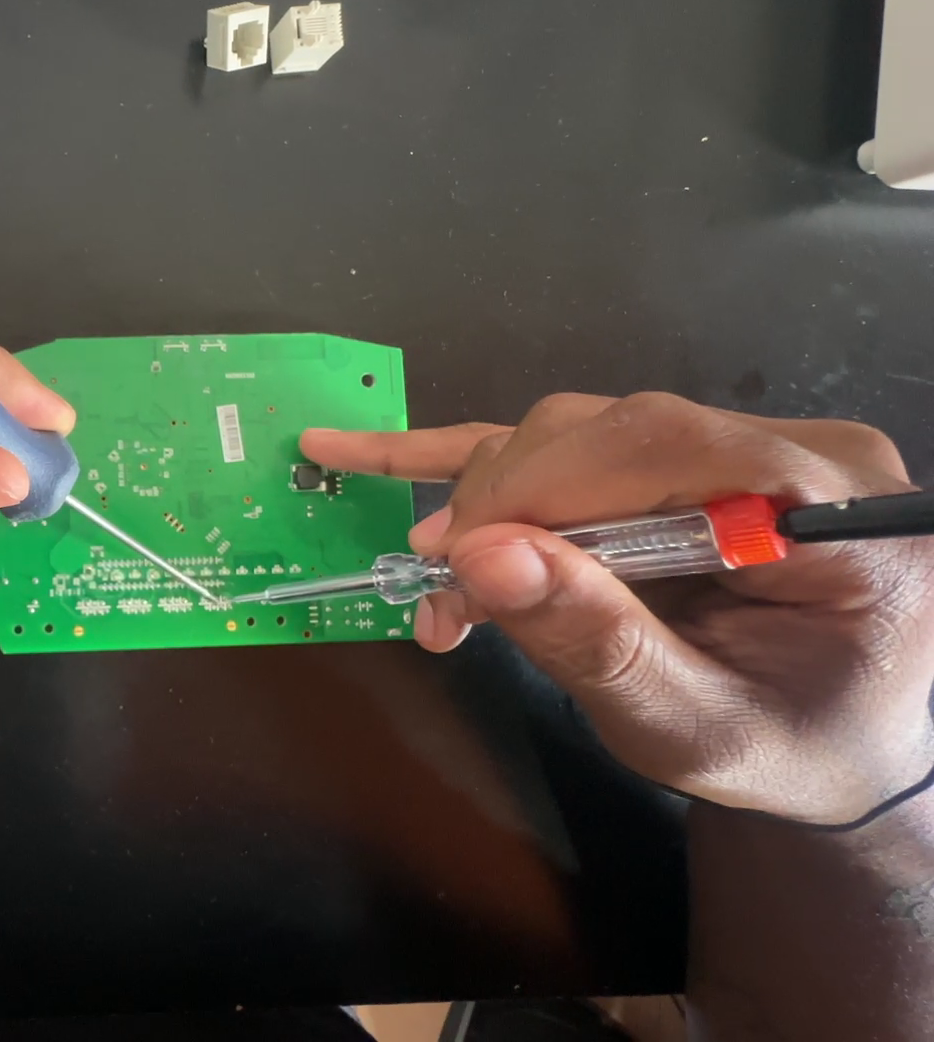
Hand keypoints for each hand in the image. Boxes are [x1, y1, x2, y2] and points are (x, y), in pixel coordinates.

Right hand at [302, 394, 933, 824]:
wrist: (831, 744)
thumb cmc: (784, 747)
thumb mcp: (693, 725)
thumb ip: (595, 639)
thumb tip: (479, 553)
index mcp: (819, 502)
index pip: (648, 442)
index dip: (532, 489)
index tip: (456, 564)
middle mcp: (770, 450)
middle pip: (587, 433)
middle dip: (492, 510)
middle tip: (443, 592)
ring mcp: (708, 449)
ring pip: (548, 437)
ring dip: (474, 507)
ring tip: (446, 586)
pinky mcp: (645, 467)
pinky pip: (533, 446)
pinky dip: (442, 456)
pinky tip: (349, 451)